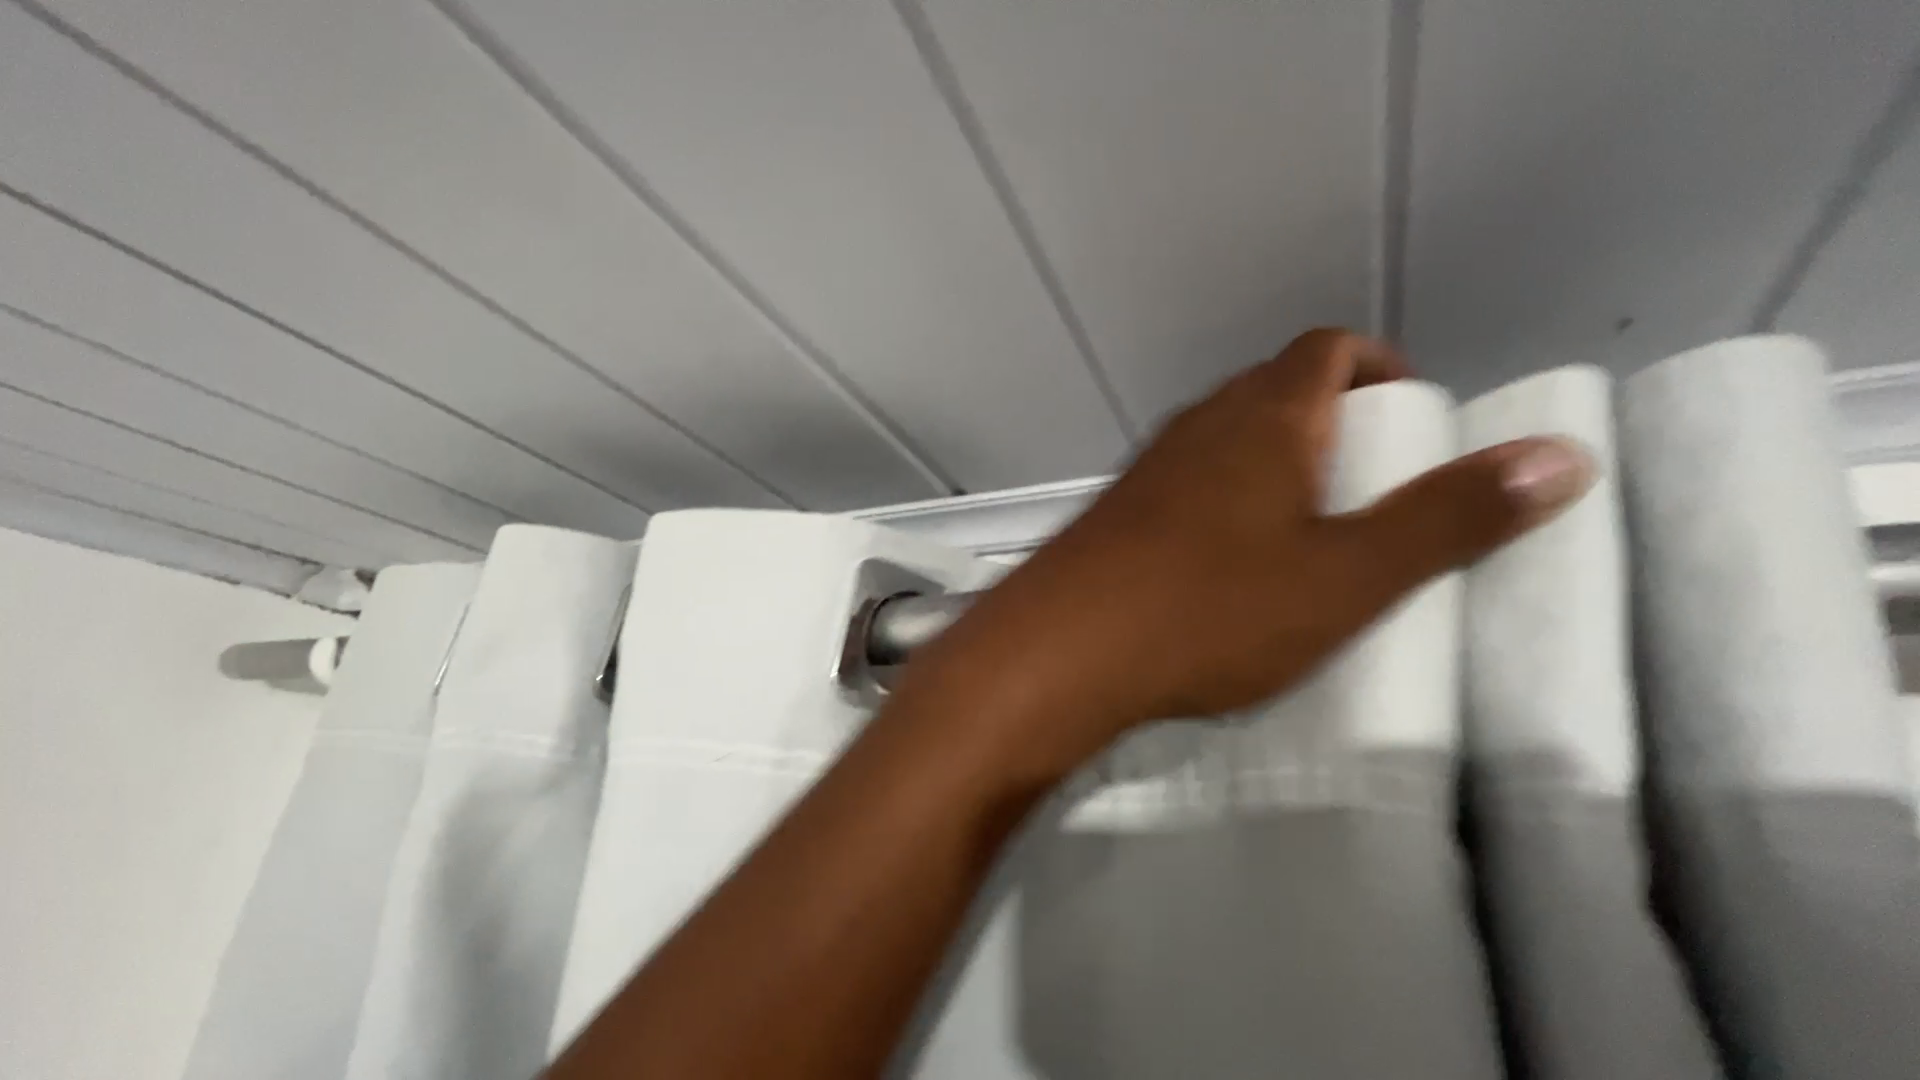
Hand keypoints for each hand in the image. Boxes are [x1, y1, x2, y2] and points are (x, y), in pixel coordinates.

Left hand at [894, 328, 1594, 782]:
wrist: (1062, 650)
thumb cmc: (1211, 609)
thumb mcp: (1348, 576)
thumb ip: (1449, 518)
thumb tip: (1563, 456)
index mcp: (1265, 417)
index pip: (1328, 349)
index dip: (1377, 365)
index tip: (1412, 414)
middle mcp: (1201, 425)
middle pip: (1275, 389)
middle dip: (1332, 416)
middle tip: (1373, 478)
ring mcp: (1149, 469)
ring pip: (1226, 439)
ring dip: (1274, 461)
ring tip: (1311, 526)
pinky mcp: (1117, 515)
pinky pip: (1187, 485)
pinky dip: (1224, 500)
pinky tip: (1230, 564)